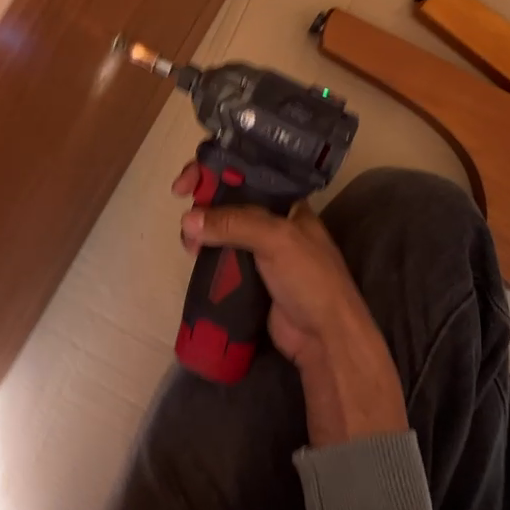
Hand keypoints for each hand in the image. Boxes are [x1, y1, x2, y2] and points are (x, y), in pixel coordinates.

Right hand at [173, 166, 406, 445]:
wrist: (325, 337)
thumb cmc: (310, 278)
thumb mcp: (276, 240)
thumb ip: (233, 224)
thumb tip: (188, 220)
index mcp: (286, 204)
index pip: (246, 175)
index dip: (215, 171)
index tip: (188, 182)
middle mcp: (273, 222)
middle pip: (229, 200)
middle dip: (203, 201)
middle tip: (184, 212)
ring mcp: (260, 250)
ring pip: (221, 229)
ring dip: (200, 229)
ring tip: (189, 244)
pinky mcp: (248, 277)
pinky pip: (220, 257)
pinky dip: (204, 252)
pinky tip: (193, 256)